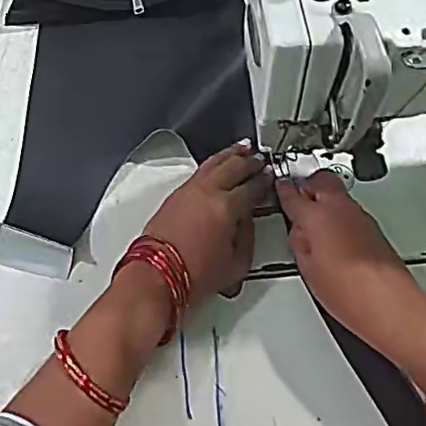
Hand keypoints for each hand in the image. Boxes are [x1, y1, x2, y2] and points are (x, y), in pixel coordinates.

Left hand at [141, 143, 269, 300]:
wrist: (157, 276)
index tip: (269, 177)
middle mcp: (208, 193)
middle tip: (259, 160)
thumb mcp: (236, 264)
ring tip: (241, 149)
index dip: (264, 180)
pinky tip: (216, 164)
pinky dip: (213, 162)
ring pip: (214, 162)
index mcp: (227, 207)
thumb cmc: (190, 273)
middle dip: (251, 161)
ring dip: (231, 154)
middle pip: (235, 166)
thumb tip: (247, 224)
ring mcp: (189, 191)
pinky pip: (200, 170)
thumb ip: (248, 238)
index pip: (252, 186)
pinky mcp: (175, 195)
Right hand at [277, 170, 422, 343]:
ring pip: (338, 194)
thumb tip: (300, 233)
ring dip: (326, 201)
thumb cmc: (351, 290)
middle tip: (299, 197)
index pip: (293, 194)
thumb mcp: (307, 269)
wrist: (387, 301)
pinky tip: (335, 237)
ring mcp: (360, 215)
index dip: (284, 190)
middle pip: (321, 181)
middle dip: (308, 186)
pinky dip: (341, 216)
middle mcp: (341, 208)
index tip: (282, 187)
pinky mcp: (373, 226)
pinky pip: (352, 211)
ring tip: (316, 224)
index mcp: (317, 215)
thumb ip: (299, 242)